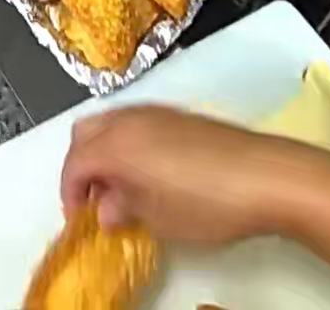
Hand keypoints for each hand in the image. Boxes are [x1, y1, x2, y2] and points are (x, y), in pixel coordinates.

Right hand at [60, 105, 329, 244]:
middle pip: (85, 131)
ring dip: (104, 151)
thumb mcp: (157, 217)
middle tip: (93, 199)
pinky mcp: (176, 114)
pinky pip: (135, 122)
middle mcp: (131, 118)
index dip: (69, 192)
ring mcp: (155, 111)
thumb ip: (122, 207)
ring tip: (121, 189)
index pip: (74, 160)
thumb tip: (106, 207)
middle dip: (81, 163)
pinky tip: (147, 173)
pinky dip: (126, 142)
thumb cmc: (205, 202)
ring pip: (110, 122)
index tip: (79, 218)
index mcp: (118, 142)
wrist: (261, 173)